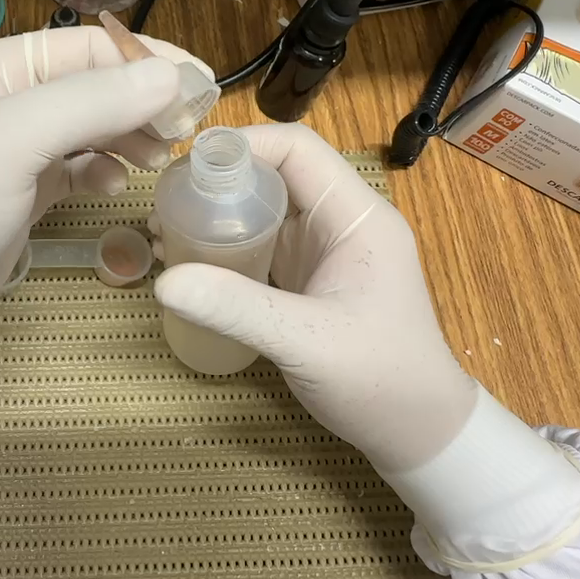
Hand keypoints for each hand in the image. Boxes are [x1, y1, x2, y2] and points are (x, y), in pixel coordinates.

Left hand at [0, 27, 208, 428]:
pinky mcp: (20, 190)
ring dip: (127, 136)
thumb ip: (89, 102)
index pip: (87, 47)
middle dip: (141, 103)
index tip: (200, 91)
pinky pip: (75, 166)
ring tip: (156, 159)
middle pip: (92, 85)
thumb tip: (171, 76)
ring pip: (89, 126)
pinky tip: (114, 186)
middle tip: (186, 133)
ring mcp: (12, 147)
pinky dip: (101, 170)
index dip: (145, 63)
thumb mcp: (12, 142)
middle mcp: (5, 99)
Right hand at [152, 123, 476, 471]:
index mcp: (356, 216)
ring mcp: (321, 249)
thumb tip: (164, 282)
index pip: (297, 151)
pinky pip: (258, 242)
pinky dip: (221, 245)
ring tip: (162, 232)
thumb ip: (237, 309)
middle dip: (215, 182)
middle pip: (273, 174)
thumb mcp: (307, 342)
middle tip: (162, 203)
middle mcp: (339, 221)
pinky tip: (185, 260)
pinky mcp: (305, 276)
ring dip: (213, 213)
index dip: (242, 145)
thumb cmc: (380, 379)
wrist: (418, 433)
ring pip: (261, 207)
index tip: (185, 165)